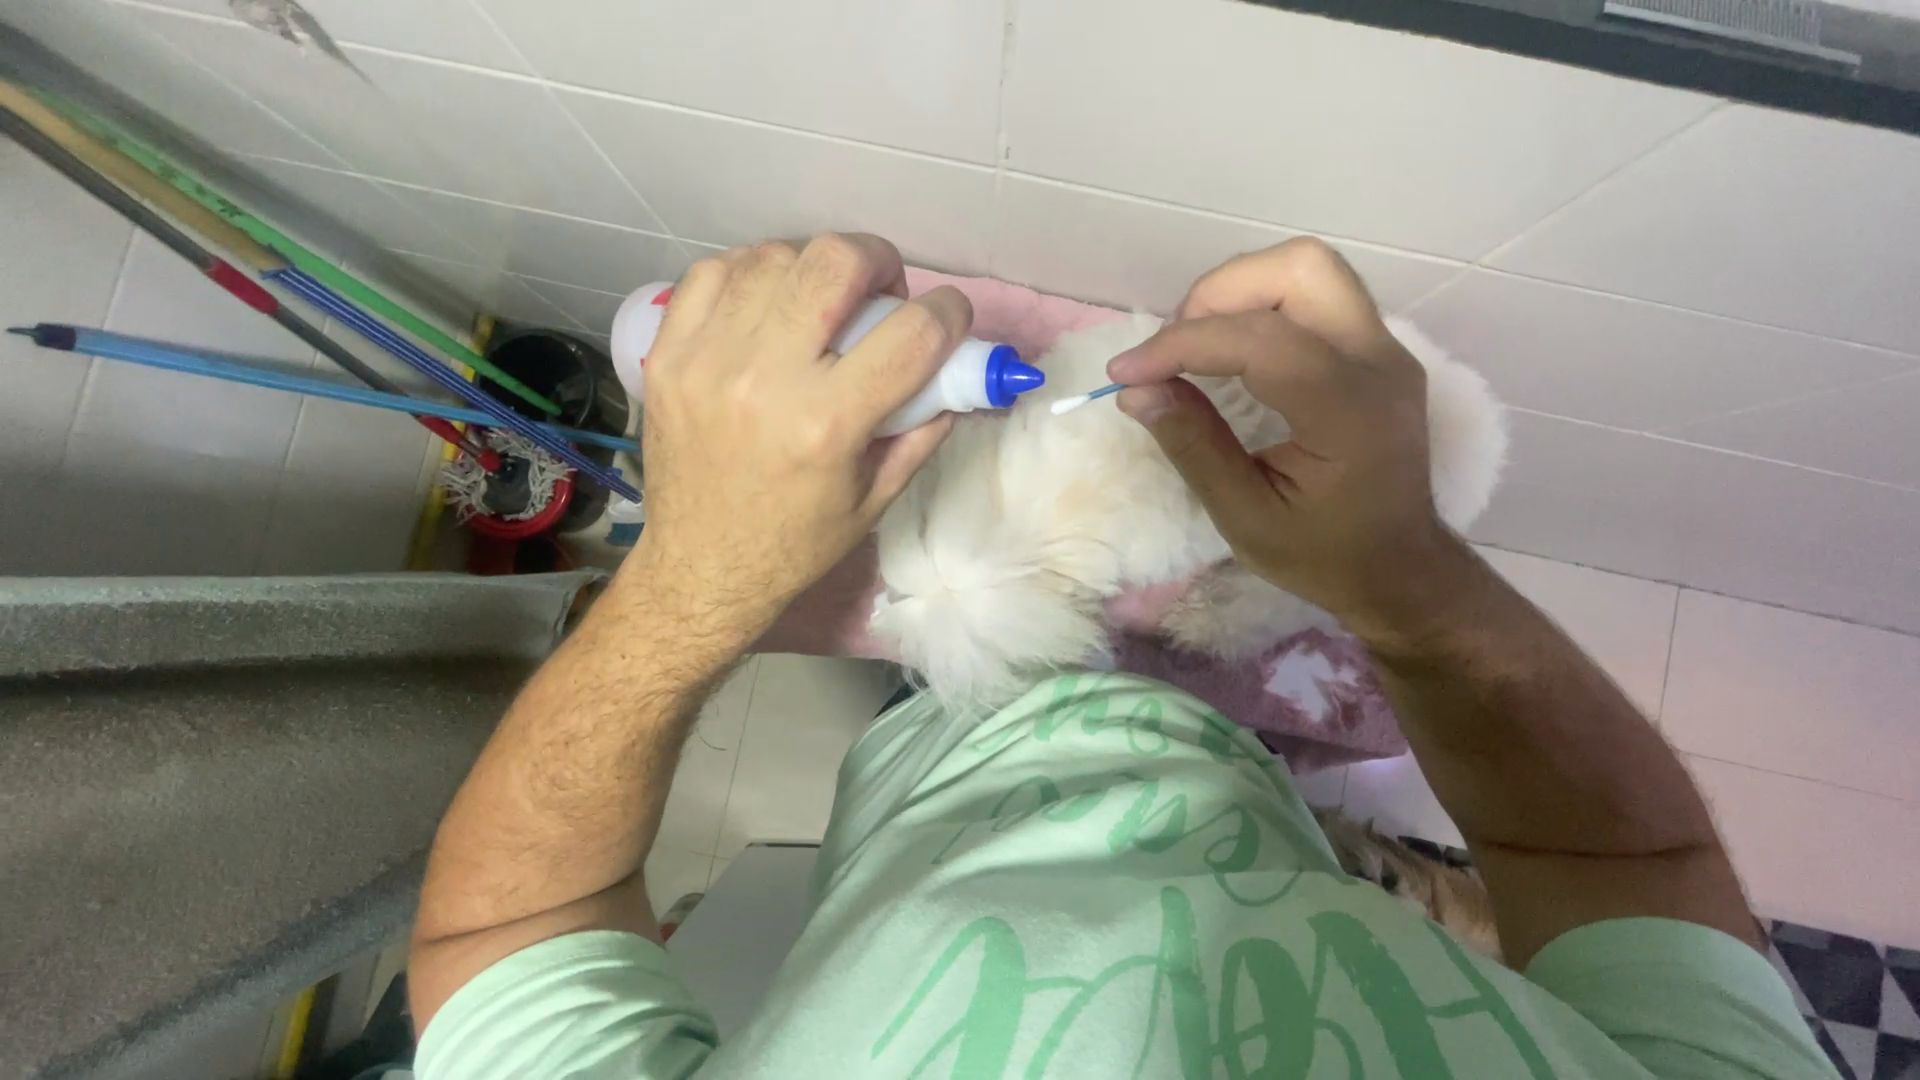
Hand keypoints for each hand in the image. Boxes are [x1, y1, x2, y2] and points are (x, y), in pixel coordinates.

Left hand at [629, 234, 969, 634]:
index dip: (950, 313)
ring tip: (820, 304)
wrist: (701, 568)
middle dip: (877, 260)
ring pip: (773, 256)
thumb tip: (956, 374)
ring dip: (813, 269)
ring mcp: (707, 359)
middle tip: (879, 293)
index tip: (950, 318)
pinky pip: (715, 272)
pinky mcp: (668, 354)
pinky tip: (767, 308)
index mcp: (827, 424)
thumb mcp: (876, 500)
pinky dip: (753, 276)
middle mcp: (765, 378)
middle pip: (834, 261)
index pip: (912, 333)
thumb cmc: (796, 544)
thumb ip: (923, 430)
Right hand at [1107, 238, 1480, 648]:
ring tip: (1194, 345)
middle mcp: (1378, 362)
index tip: (1123, 373)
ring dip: (1238, 293)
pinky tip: (1228, 351)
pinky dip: (1258, 306)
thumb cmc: (1323, 555)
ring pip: (1309, 270)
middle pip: (1300, 269)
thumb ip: (1194, 448)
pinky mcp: (1376, 350)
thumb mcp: (1245, 518)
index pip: (1261, 340)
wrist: (1400, 569)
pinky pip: (1314, 297)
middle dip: (1217, 295)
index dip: (1181, 345)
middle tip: (1173, 349)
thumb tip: (1137, 392)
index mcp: (1350, 413)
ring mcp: (1384, 350)